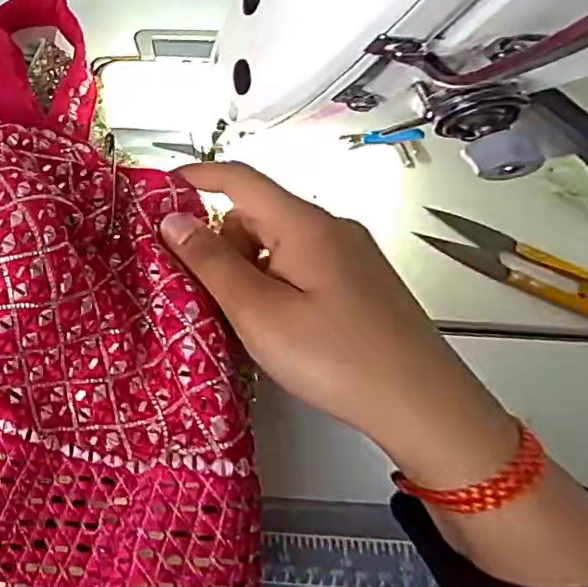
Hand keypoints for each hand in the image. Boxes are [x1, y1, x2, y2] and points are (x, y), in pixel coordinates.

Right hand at [160, 161, 519, 489]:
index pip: (239, 178)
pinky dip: (273, 279)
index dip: (196, 177)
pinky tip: (276, 321)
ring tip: (246, 317)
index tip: (159, 188)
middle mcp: (330, 228)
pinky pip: (299, 261)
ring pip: (276, 240)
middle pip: (256, 213)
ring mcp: (349, 253)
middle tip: (206, 289)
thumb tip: (172, 220)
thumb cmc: (336, 359)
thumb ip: (210, 262)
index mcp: (304, 224)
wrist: (428, 409)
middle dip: (221, 242)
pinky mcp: (359, 280)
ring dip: (247, 266)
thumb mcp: (257, 312)